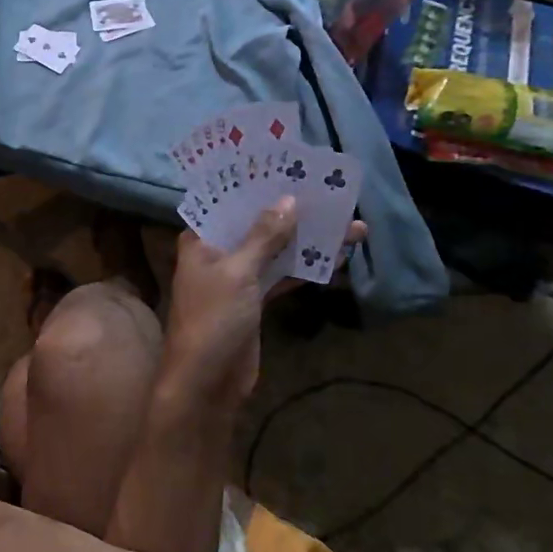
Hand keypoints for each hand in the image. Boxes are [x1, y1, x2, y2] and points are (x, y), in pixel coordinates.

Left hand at [163, 200, 365, 404]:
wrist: (207, 384)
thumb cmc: (213, 319)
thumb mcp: (238, 272)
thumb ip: (264, 236)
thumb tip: (289, 200)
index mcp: (201, 239)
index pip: (231, 201)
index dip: (259, 185)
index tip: (290, 168)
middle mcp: (218, 252)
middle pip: (259, 224)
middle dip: (293, 211)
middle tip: (329, 192)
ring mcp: (239, 278)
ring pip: (276, 251)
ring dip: (308, 240)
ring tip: (350, 224)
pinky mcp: (256, 301)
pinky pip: (283, 276)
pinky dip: (306, 268)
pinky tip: (337, 256)